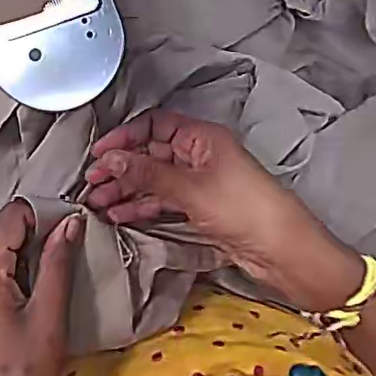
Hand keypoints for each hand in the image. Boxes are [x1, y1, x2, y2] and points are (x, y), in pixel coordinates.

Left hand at [0, 200, 80, 375]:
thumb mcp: (48, 316)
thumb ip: (57, 262)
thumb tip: (70, 223)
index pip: (13, 216)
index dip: (45, 216)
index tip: (71, 230)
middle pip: (0, 227)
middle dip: (34, 233)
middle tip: (63, 258)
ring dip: (22, 252)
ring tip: (46, 281)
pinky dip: (8, 268)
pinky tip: (27, 294)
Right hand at [82, 110, 362, 311]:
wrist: (283, 251)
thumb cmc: (244, 209)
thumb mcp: (190, 188)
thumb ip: (146, 173)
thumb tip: (109, 158)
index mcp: (202, 137)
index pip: (155, 125)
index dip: (126, 136)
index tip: (100, 153)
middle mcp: (199, 155)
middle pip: (151, 153)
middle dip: (120, 167)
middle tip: (93, 182)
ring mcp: (199, 182)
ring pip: (154, 180)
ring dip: (126, 190)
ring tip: (99, 202)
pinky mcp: (200, 207)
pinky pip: (163, 201)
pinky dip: (142, 206)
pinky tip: (120, 215)